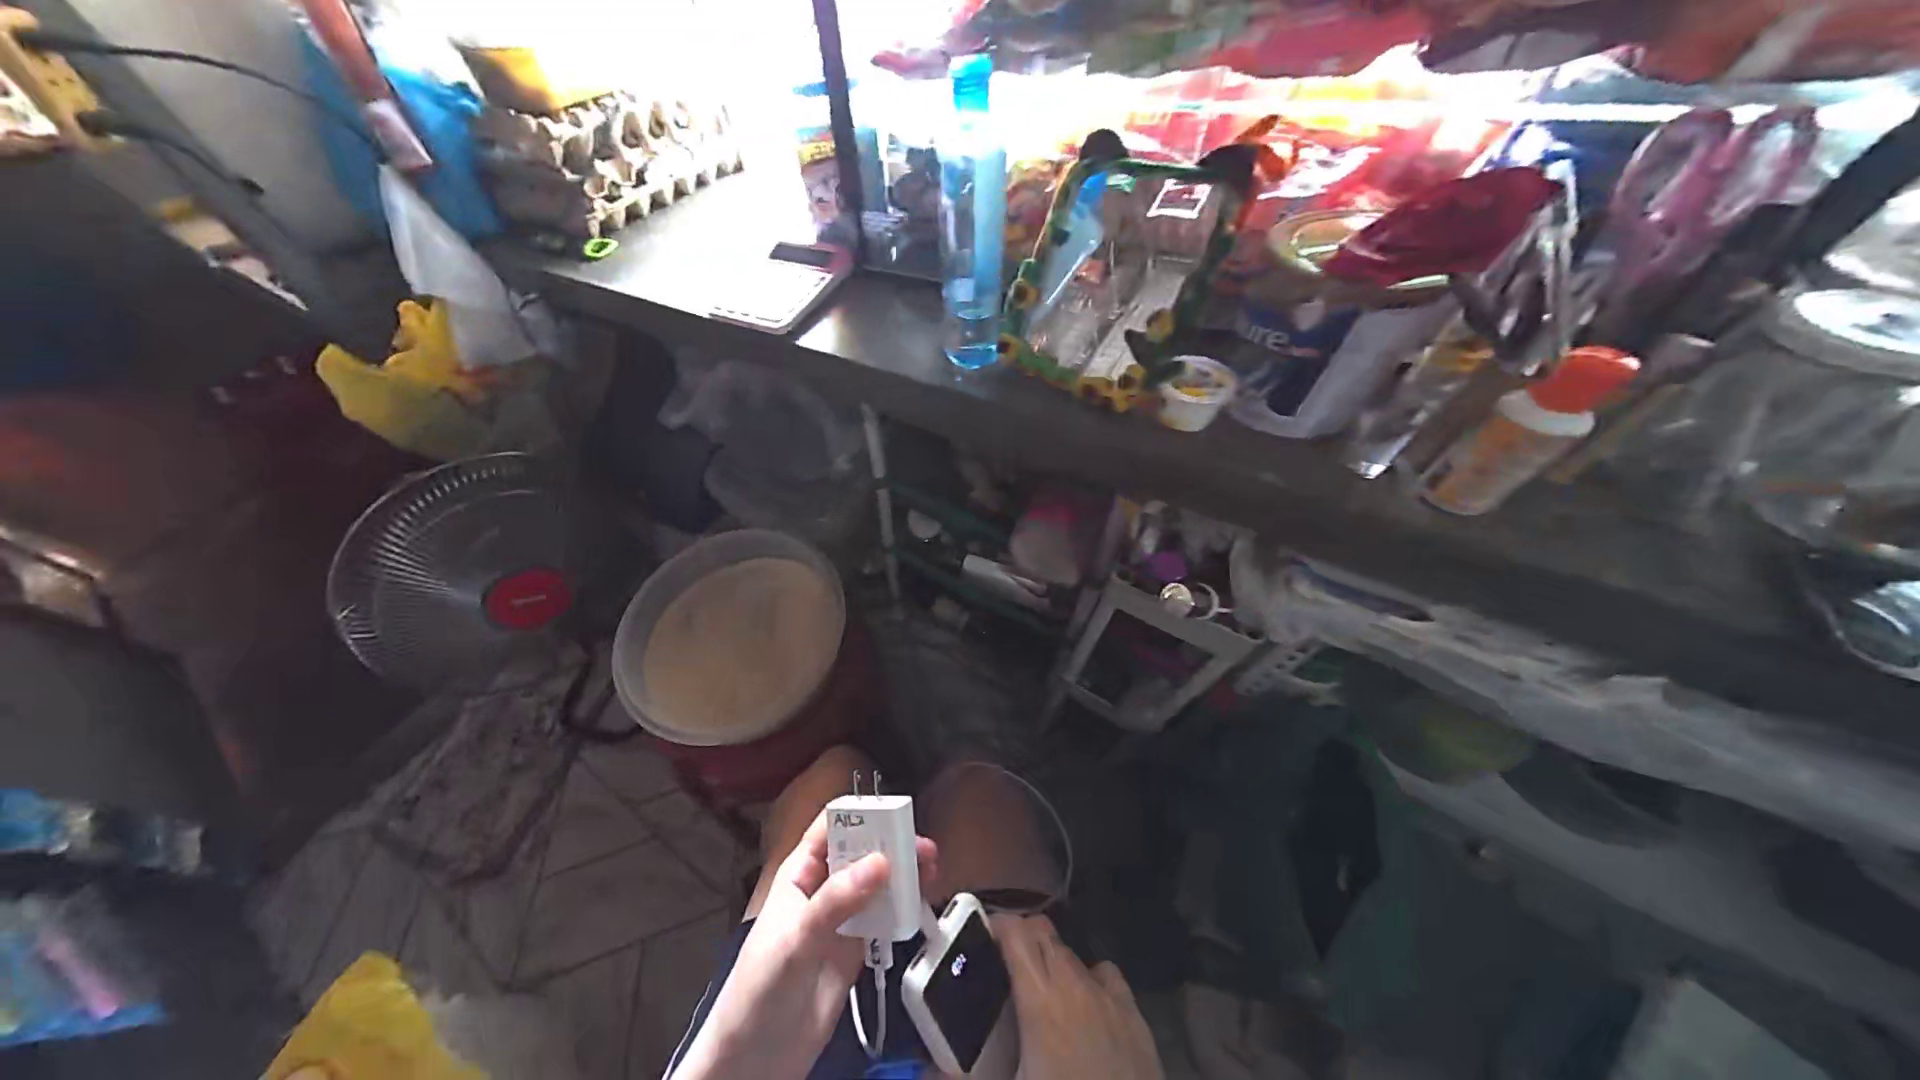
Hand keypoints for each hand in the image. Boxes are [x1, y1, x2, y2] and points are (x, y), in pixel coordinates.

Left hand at [673, 811, 936, 1079]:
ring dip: (903, 874)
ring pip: (877, 884)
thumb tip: (883, 862)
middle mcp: (823, 888)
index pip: (830, 828)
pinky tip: (922, 900)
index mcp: (800, 873)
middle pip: (861, 852)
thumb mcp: (796, 937)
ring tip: (931, 867)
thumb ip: (837, 900)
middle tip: (921, 846)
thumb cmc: (761, 988)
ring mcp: (842, 918)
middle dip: (890, 844)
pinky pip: (885, 917)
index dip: (859, 815)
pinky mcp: (858, 948)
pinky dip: (904, 907)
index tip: (893, 812)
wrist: (755, 1058)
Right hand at [993, 914, 1162, 1079]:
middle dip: (1018, 939)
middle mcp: (1074, 984)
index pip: (1016, 932)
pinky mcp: (1135, 1015)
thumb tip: (931, 1074)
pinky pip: (1104, 974)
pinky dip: (1088, 979)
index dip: (995, 926)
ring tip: (1036, 992)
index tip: (979, 938)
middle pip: (1043, 932)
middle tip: (1000, 966)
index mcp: (1040, 999)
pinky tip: (1082, 1008)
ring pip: (1071, 953)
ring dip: (1050, 960)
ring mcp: (1108, 996)